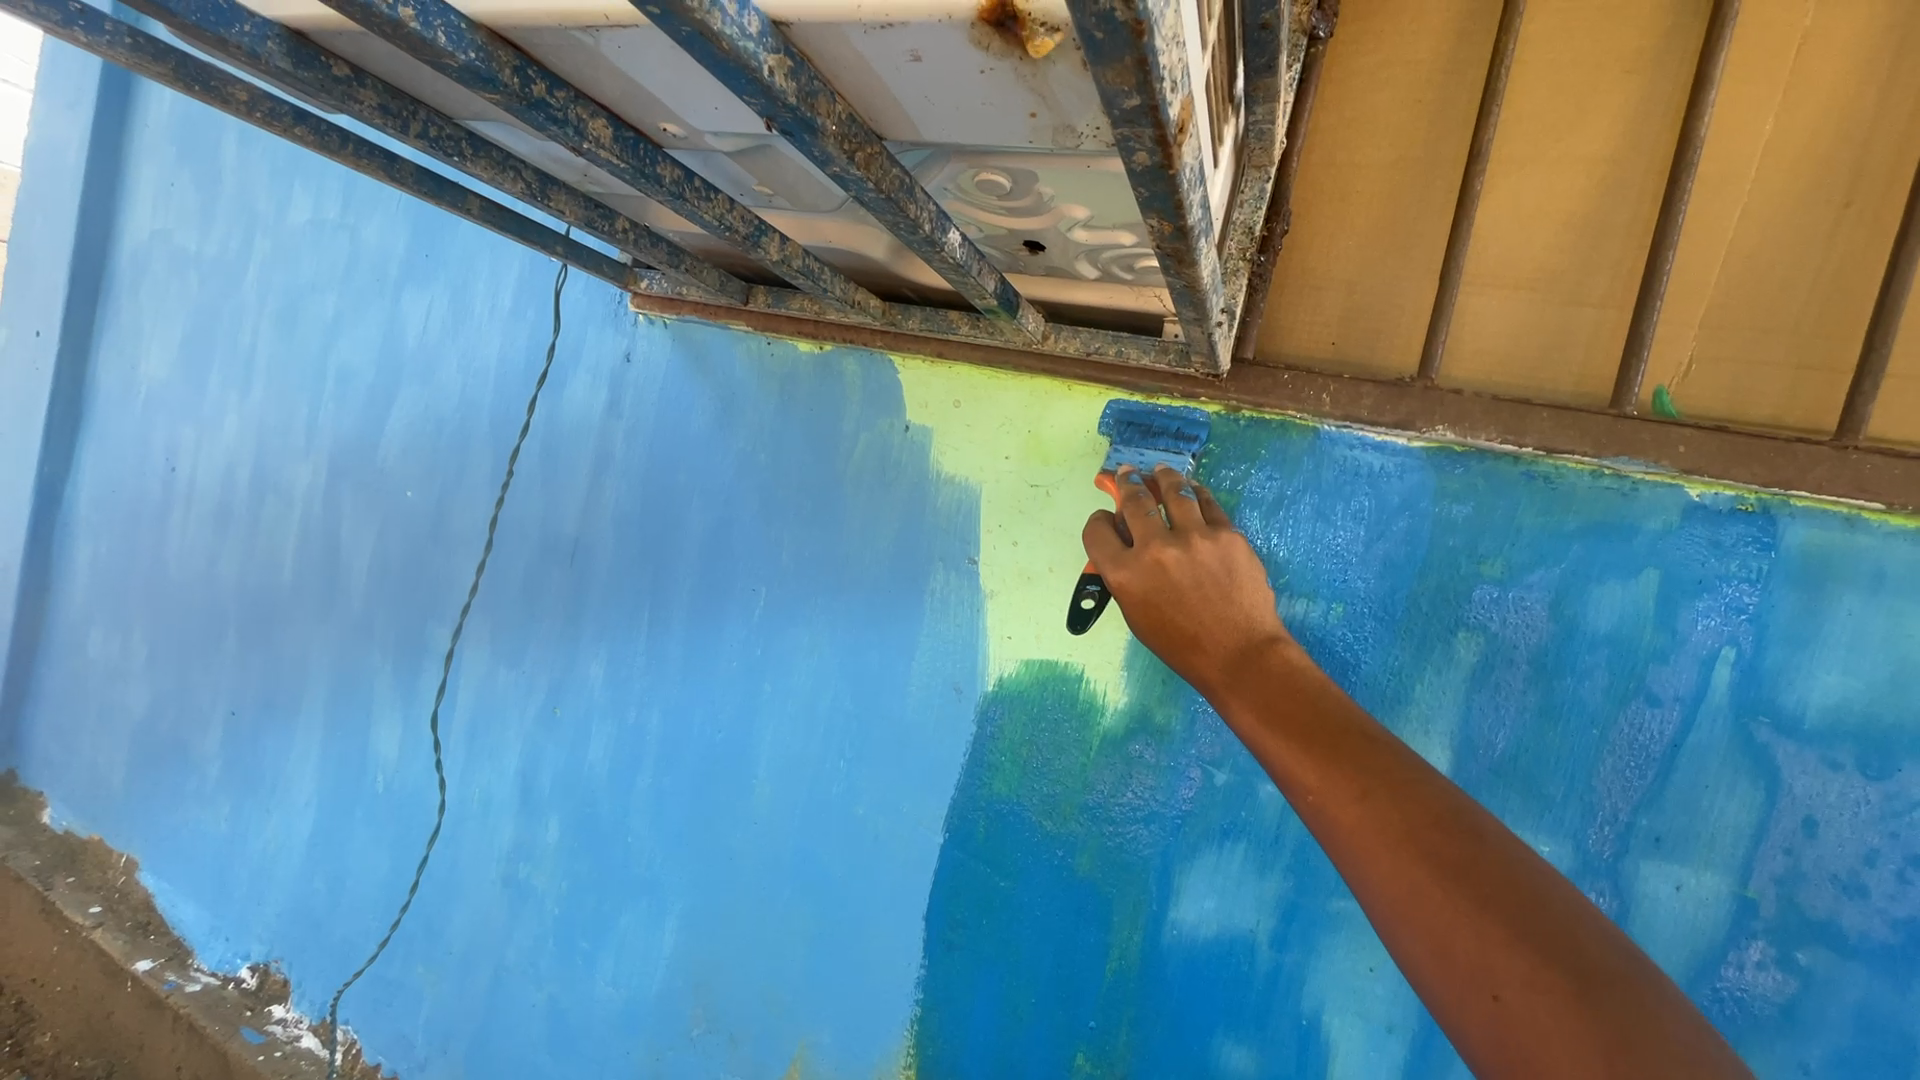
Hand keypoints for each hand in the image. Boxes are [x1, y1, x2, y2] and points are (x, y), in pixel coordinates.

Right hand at [1081, 464, 1295, 697]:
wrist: (1239, 653)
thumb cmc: (1181, 644)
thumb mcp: (1135, 614)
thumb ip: (1125, 575)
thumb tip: (1125, 544)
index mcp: (1125, 573)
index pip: (1097, 530)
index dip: (1098, 521)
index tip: (1105, 519)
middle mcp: (1155, 548)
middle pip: (1134, 500)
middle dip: (1126, 482)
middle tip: (1127, 474)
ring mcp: (1195, 537)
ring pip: (1174, 490)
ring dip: (1162, 476)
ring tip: (1160, 471)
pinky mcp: (1227, 534)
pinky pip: (1207, 503)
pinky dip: (1196, 494)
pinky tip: (1192, 491)